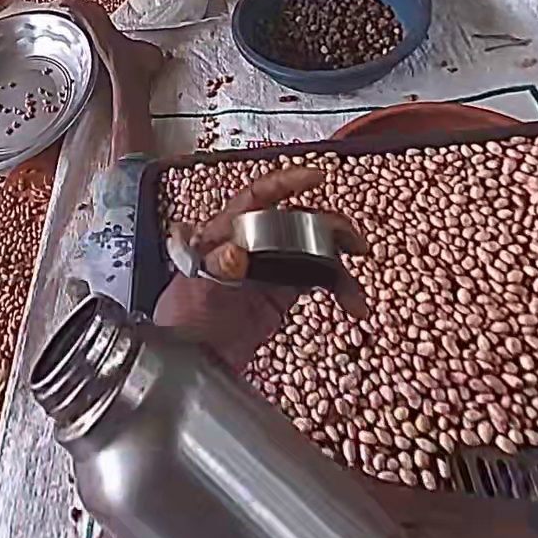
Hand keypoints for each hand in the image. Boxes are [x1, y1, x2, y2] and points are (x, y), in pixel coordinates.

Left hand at [153, 167, 371, 370]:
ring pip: (311, 249)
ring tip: (355, 289)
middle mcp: (249, 244)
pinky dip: (339, 288)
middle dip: (327, 226)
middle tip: (353, 242)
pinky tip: (354, 304)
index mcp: (224, 232)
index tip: (315, 177)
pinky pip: (317, 279)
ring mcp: (267, 268)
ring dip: (338, 262)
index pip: (255, 197)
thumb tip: (234, 254)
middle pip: (294, 222)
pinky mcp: (281, 293)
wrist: (193, 360)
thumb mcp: (197, 289)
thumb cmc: (183, 318)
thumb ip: (216, 269)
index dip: (284, 183)